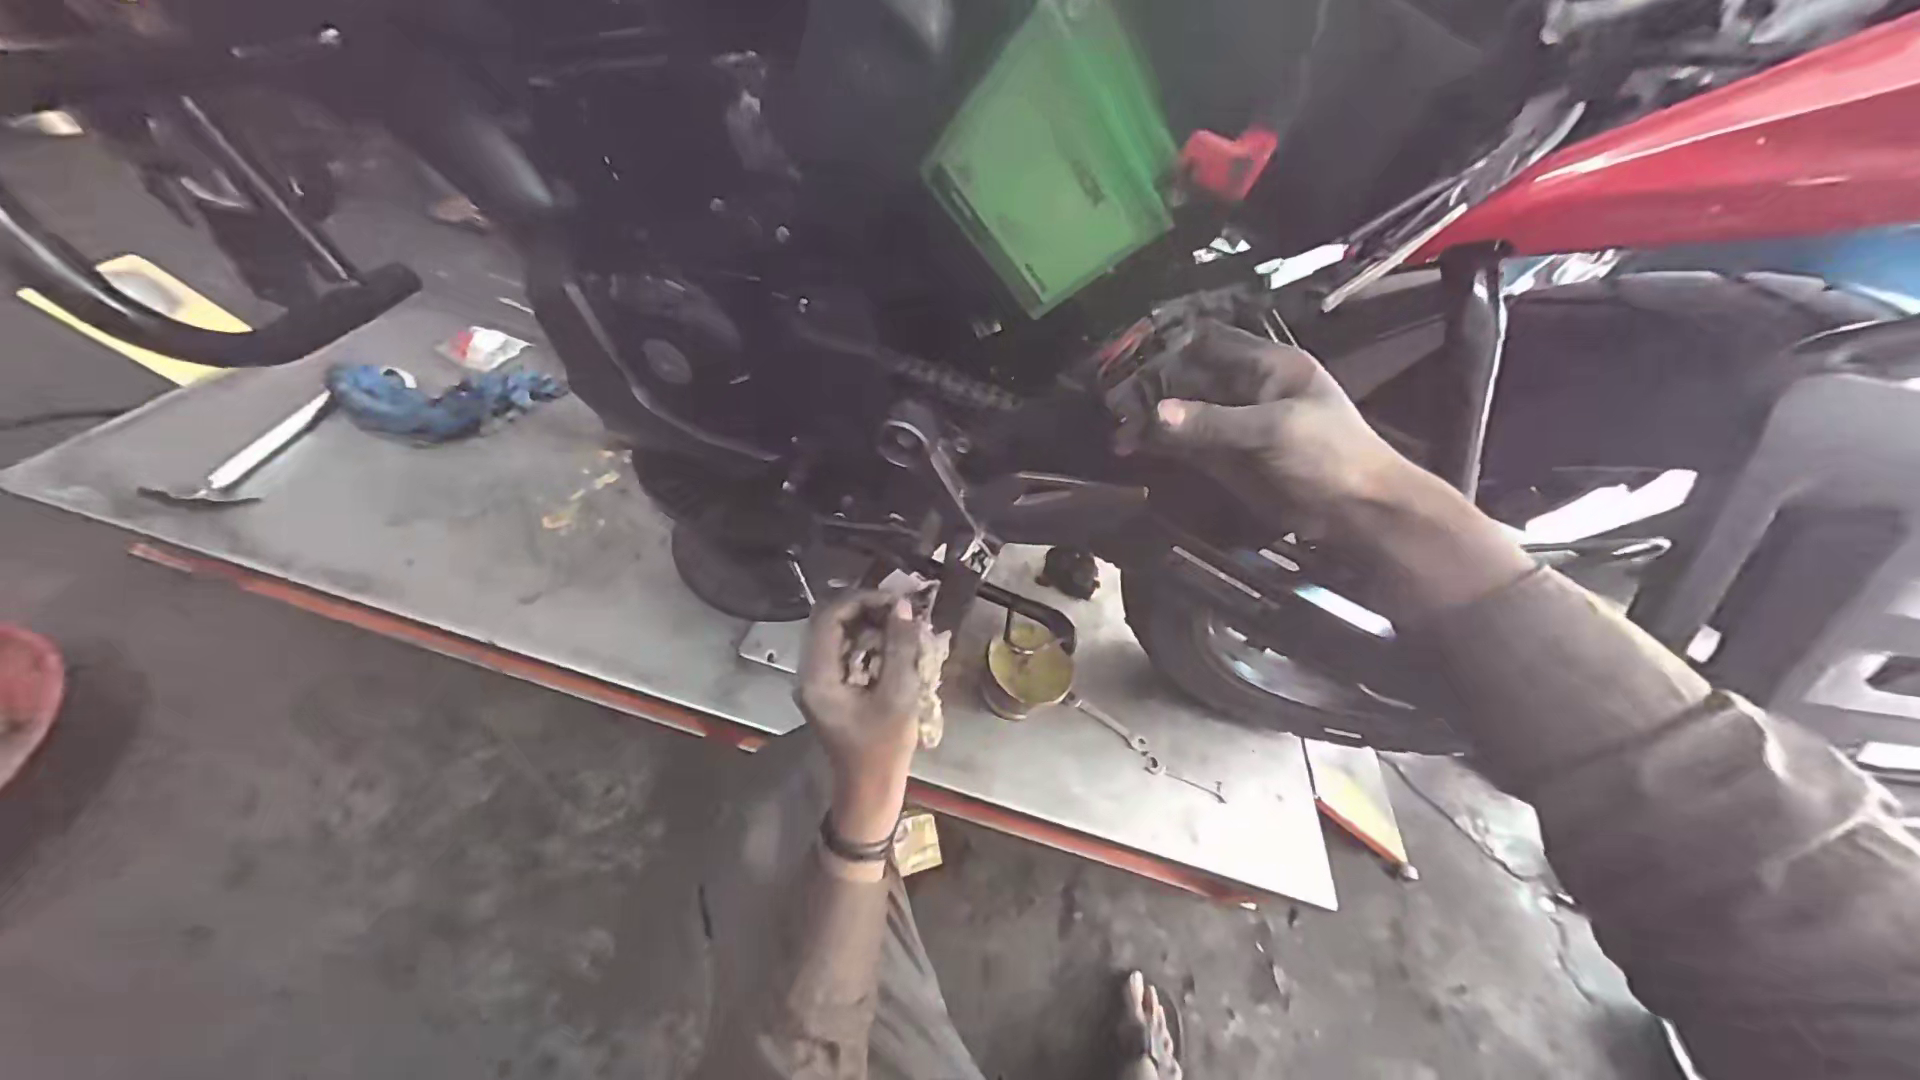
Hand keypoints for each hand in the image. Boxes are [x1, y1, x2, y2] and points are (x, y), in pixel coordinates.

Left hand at [796, 591, 934, 848]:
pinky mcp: (830, 685)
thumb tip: (902, 605)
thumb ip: (899, 647)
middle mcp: (809, 673)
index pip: (830, 617)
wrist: (869, 791)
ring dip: (867, 621)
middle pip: (829, 619)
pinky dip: (867, 638)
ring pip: (836, 631)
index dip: (863, 600)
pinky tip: (892, 642)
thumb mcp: (898, 696)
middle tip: (900, 609)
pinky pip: (844, 648)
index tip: (897, 601)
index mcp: (817, 677)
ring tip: (901, 623)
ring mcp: (817, 679)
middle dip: (865, 607)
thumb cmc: (883, 749)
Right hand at [1107, 319, 1415, 533]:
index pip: (1208, 343)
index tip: (1131, 361)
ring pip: (1178, 412)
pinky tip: (1130, 448)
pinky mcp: (1220, 456)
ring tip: (1118, 436)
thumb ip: (1213, 422)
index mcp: (1265, 366)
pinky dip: (1155, 444)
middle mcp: (1243, 388)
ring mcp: (1229, 423)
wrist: (1354, 510)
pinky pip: (1180, 443)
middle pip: (1185, 378)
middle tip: (1115, 405)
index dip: (1169, 347)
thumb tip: (1154, 415)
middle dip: (1149, 389)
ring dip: (1147, 420)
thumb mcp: (1274, 430)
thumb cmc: (1328, 455)